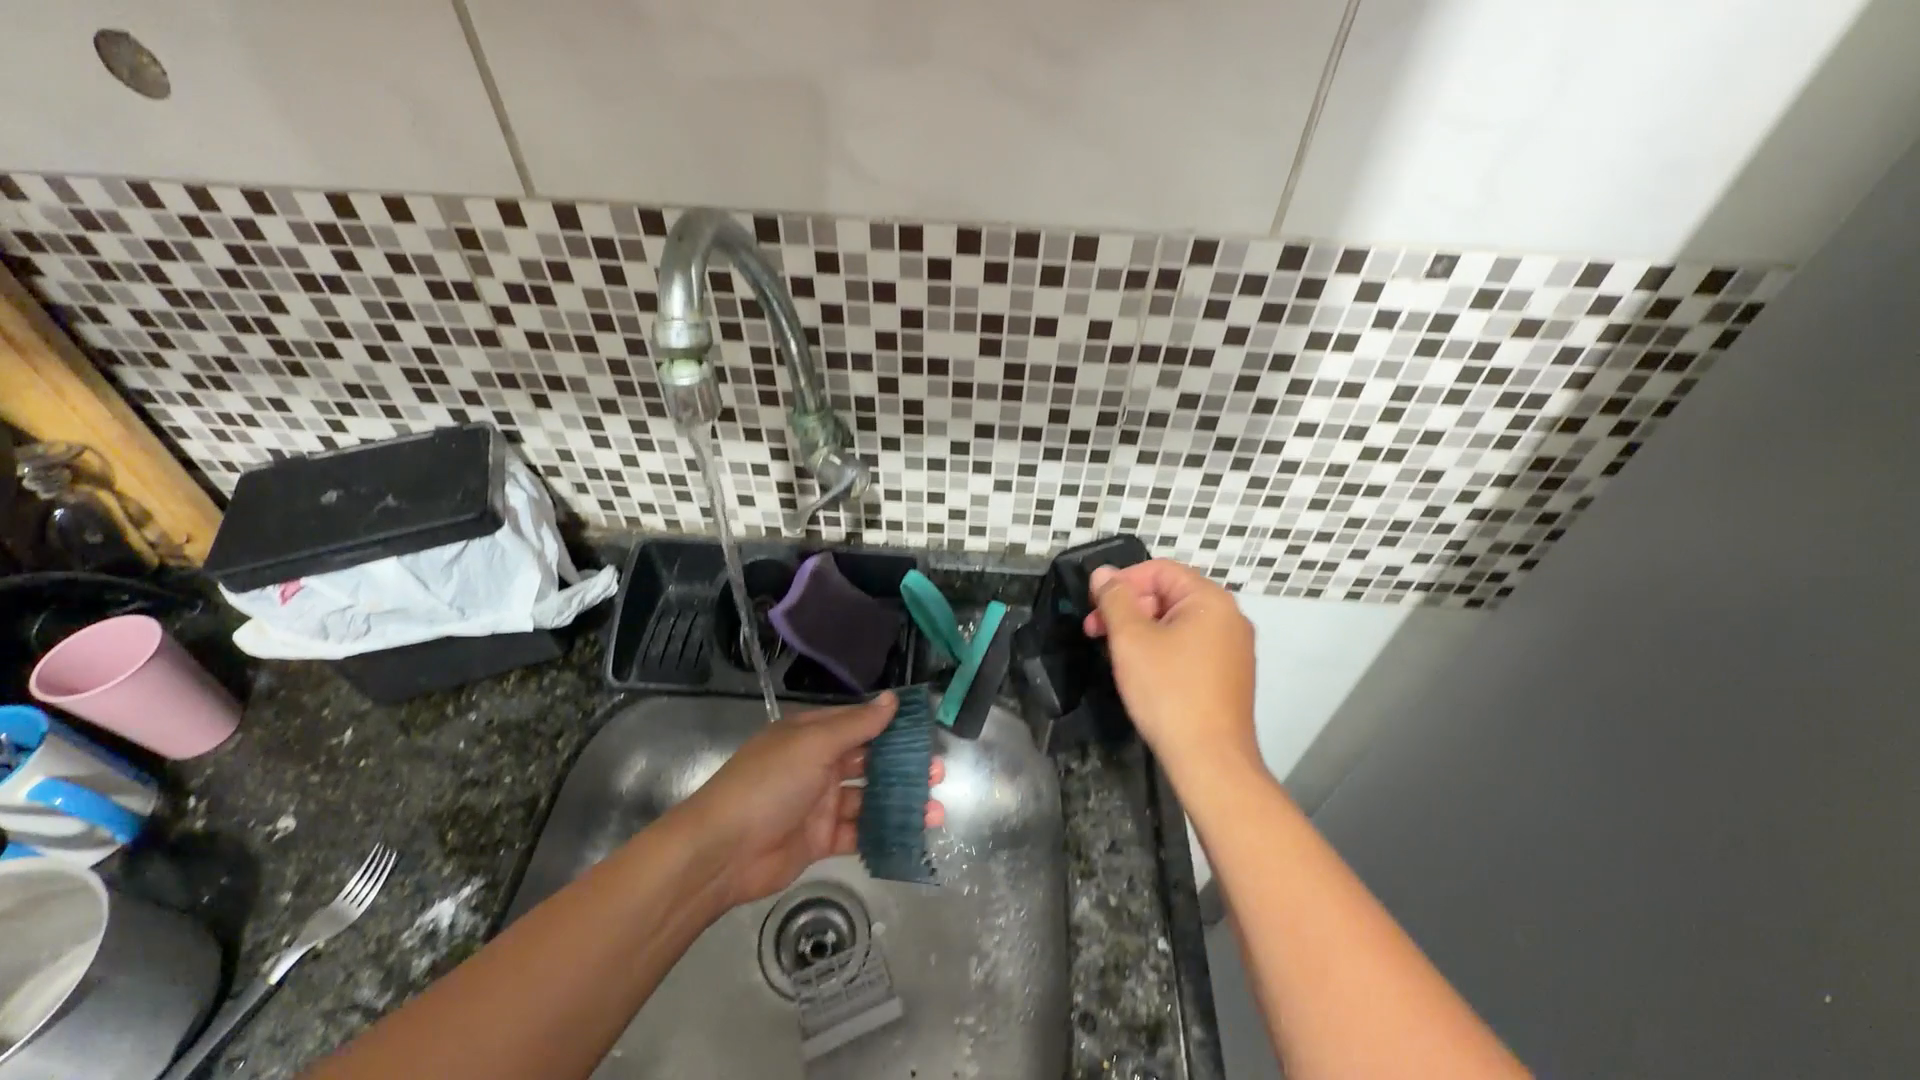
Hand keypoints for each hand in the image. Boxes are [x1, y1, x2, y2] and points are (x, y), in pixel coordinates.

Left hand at [671, 692, 945, 908]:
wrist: (722, 851)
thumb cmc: (768, 785)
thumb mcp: (813, 745)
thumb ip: (857, 725)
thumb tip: (893, 698)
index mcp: (811, 735)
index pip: (859, 724)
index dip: (892, 727)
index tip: (927, 732)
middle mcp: (817, 766)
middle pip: (869, 763)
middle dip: (904, 768)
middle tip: (938, 775)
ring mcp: (818, 804)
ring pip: (868, 800)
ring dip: (900, 804)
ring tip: (935, 812)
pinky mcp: (819, 840)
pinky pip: (857, 833)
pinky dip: (882, 834)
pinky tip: (911, 836)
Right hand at [1084, 560, 1259, 776]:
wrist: (1209, 759)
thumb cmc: (1168, 691)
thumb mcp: (1131, 640)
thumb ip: (1114, 600)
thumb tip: (1103, 573)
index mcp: (1210, 600)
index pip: (1160, 570)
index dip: (1121, 582)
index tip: (1092, 606)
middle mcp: (1229, 617)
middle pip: (1169, 594)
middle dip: (1128, 607)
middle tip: (1094, 631)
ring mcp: (1233, 648)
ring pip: (1178, 623)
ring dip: (1141, 630)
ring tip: (1114, 653)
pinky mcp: (1229, 676)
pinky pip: (1190, 647)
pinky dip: (1162, 649)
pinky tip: (1142, 672)